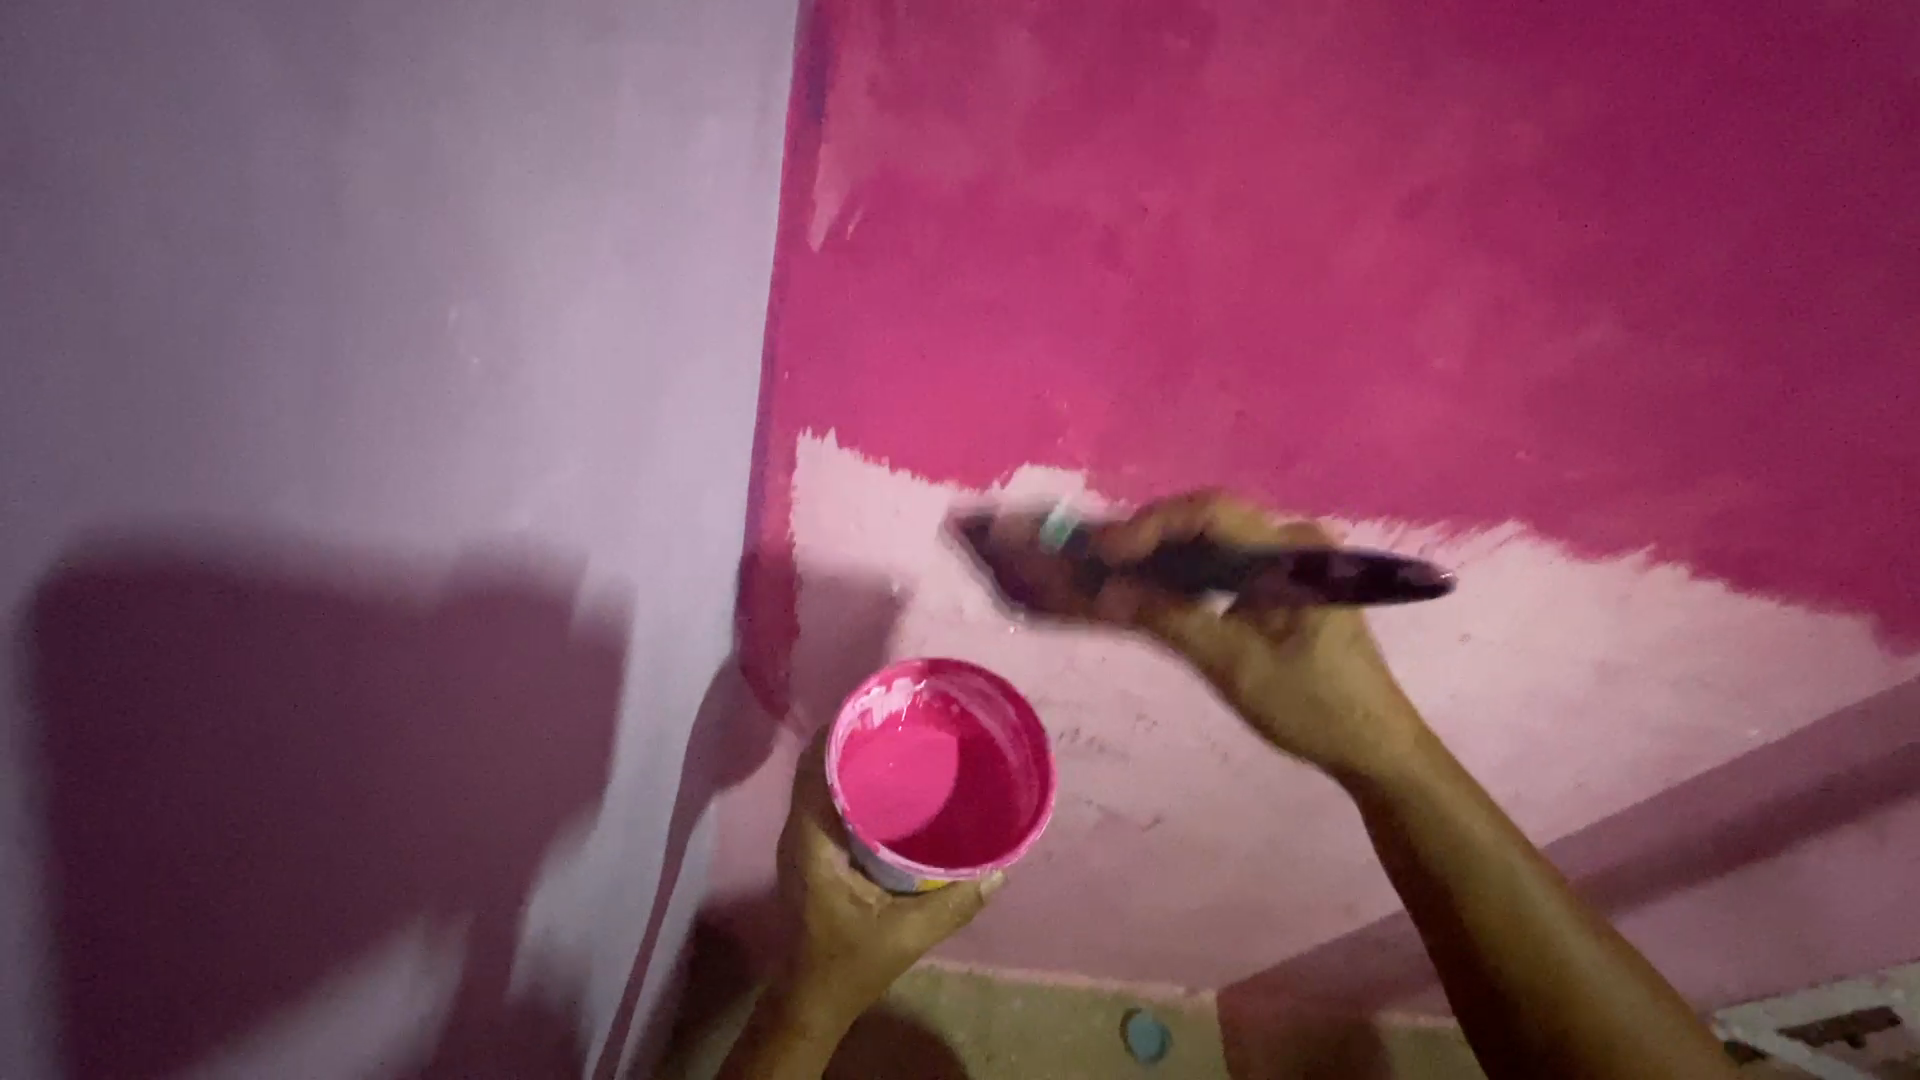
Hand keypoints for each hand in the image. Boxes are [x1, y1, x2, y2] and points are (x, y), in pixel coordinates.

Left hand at [772, 734, 1001, 1023]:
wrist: (811, 1000)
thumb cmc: (850, 965)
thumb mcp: (907, 936)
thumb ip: (954, 903)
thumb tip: (1000, 869)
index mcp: (812, 841)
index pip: (814, 767)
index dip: (838, 733)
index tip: (876, 711)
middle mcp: (800, 832)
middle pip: (817, 766)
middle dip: (852, 738)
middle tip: (899, 722)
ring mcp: (802, 841)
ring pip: (820, 781)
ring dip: (849, 759)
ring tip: (896, 741)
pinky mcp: (812, 851)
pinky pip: (826, 800)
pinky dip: (849, 783)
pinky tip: (887, 783)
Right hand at [966, 492, 1428, 781]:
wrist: (1374, 747)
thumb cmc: (1311, 706)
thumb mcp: (1233, 664)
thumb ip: (1169, 619)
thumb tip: (1105, 592)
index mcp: (1294, 551)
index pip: (1210, 513)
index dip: (1150, 525)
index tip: (1103, 550)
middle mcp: (1292, 541)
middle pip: (1206, 520)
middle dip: (1148, 536)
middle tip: (1095, 559)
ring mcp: (1289, 560)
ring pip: (1210, 541)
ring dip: (1160, 554)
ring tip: (1111, 570)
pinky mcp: (1280, 582)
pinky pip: (1221, 563)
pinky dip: (1181, 573)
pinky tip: (1149, 587)